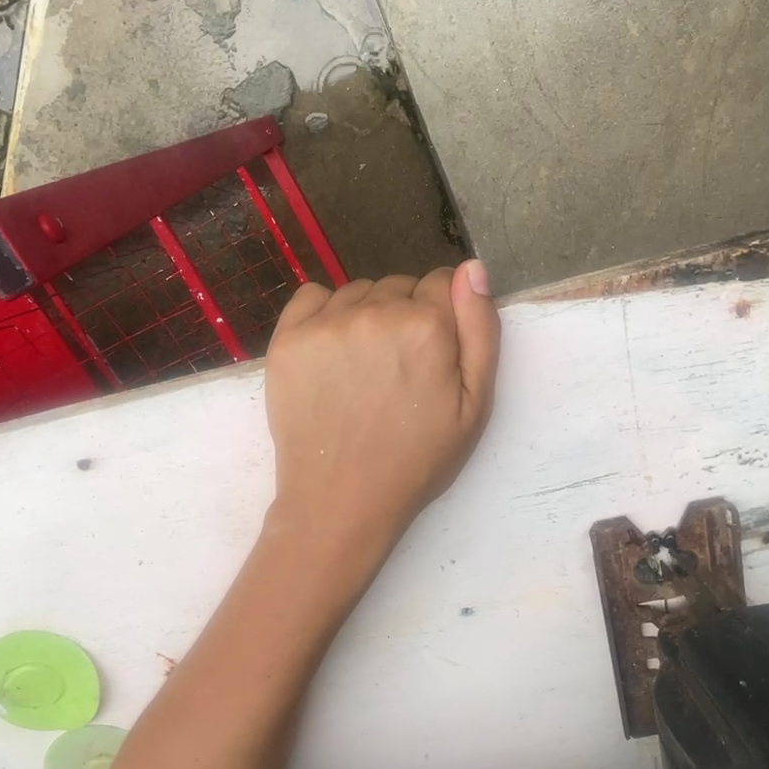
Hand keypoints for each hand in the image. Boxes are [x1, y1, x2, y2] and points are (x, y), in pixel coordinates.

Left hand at [261, 262, 500, 574]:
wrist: (341, 499)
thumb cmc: (417, 459)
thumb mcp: (475, 404)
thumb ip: (480, 329)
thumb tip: (472, 268)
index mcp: (427, 325)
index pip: (442, 283)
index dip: (442, 316)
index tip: (432, 353)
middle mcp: (376, 311)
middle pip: (400, 285)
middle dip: (406, 314)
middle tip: (398, 369)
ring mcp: (326, 323)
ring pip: (358, 291)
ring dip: (366, 314)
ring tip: (363, 367)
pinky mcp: (288, 337)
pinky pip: (312, 295)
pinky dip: (324, 312)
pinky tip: (331, 351)